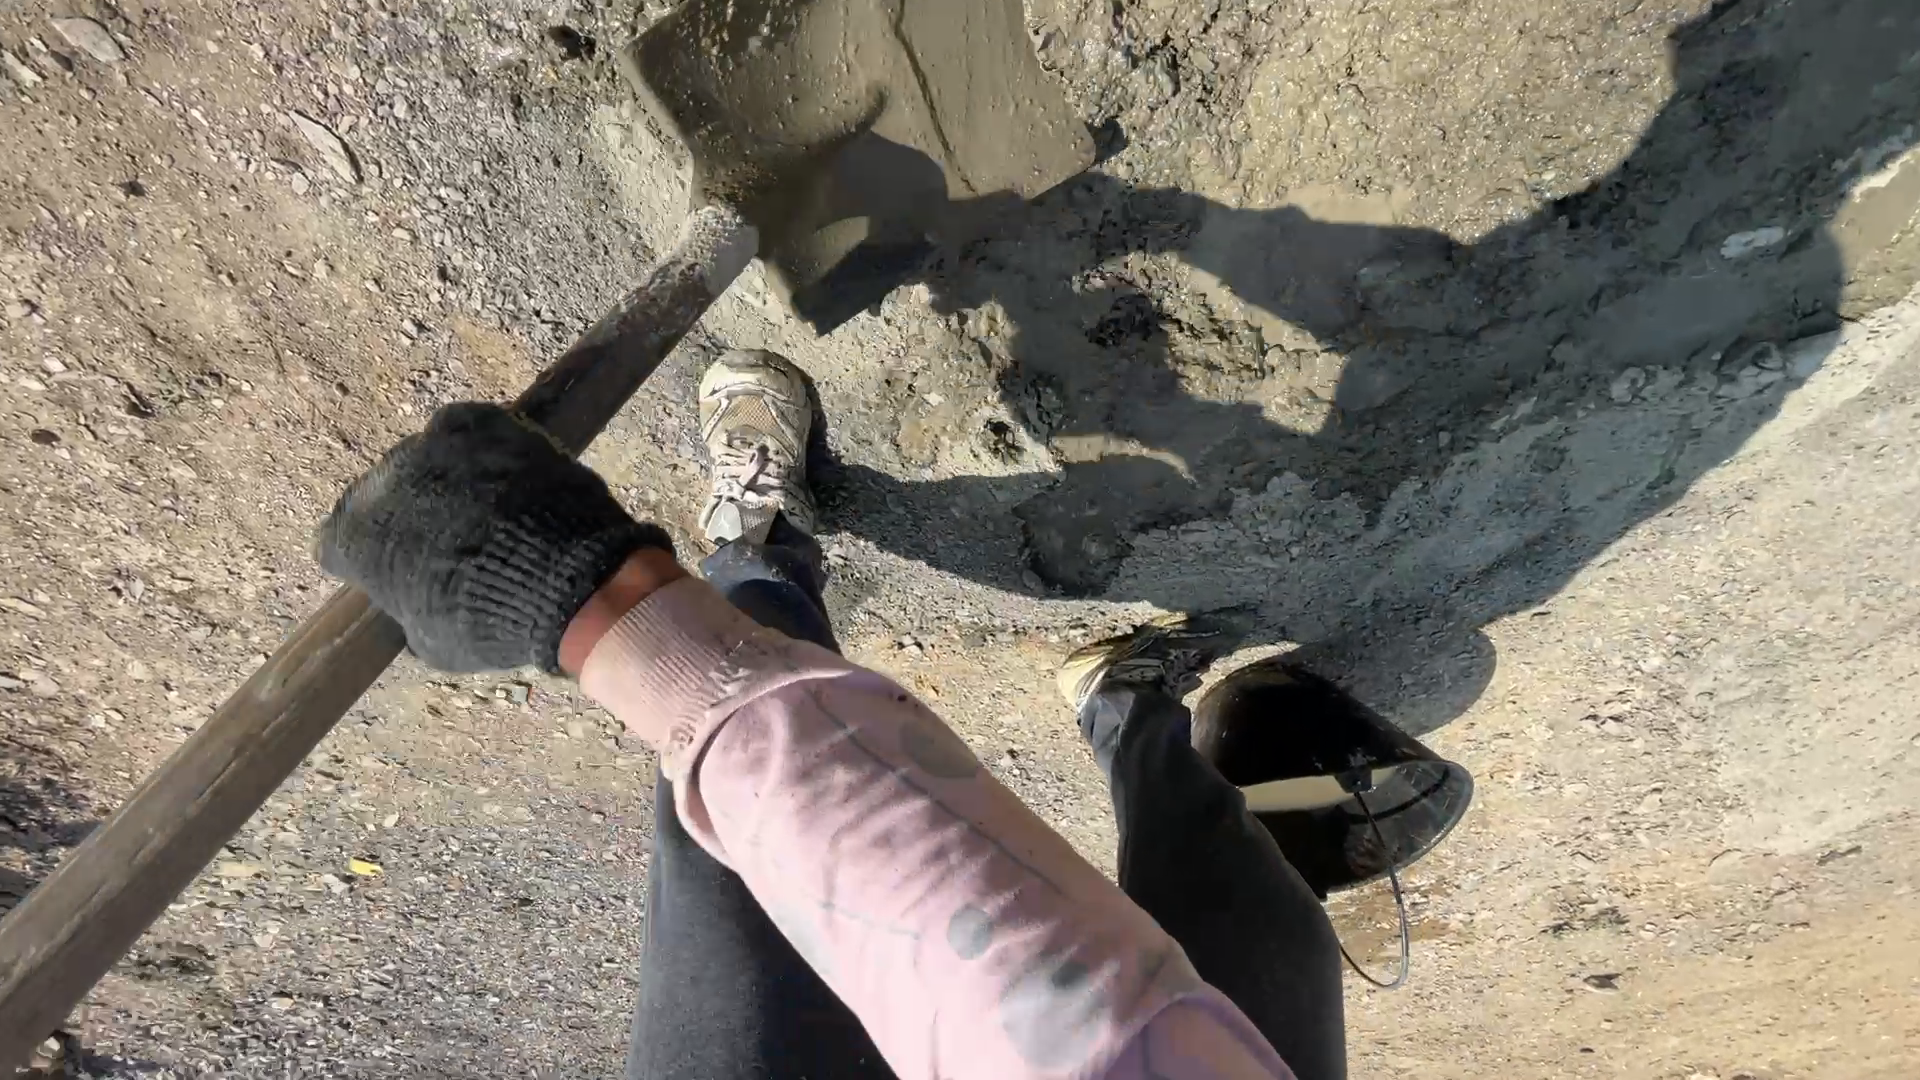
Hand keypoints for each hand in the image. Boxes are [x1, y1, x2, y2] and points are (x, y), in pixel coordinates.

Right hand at [316, 403, 674, 672]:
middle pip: (391, 495)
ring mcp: (430, 450)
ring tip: (501, 504)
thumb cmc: (494, 621)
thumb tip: (423, 602)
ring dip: (456, 478)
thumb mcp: (436, 642)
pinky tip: (514, 465)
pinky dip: (489, 442)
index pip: (342, 543)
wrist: (562, 577)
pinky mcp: (482, 426)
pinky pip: (475, 425)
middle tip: (466, 537)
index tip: (405, 569)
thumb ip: (415, 612)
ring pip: (433, 460)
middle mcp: (377, 485)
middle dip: (421, 515)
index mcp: (350, 539)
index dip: (377, 558)